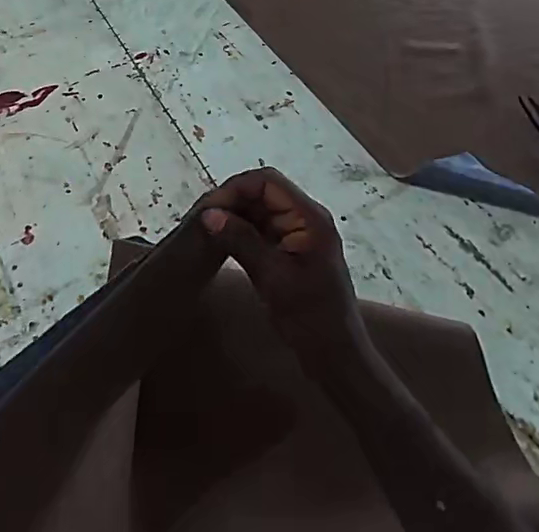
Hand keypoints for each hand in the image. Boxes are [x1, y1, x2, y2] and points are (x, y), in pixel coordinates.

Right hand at [196, 168, 365, 366]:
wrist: (336, 355)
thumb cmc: (311, 318)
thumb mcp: (273, 278)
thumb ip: (241, 241)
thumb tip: (209, 214)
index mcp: (310, 217)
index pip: (267, 182)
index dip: (236, 188)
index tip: (209, 208)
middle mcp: (306, 217)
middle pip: (263, 192)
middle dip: (232, 200)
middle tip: (201, 219)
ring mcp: (298, 232)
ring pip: (260, 209)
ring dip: (234, 215)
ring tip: (206, 229)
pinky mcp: (290, 248)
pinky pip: (262, 228)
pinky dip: (241, 231)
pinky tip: (221, 240)